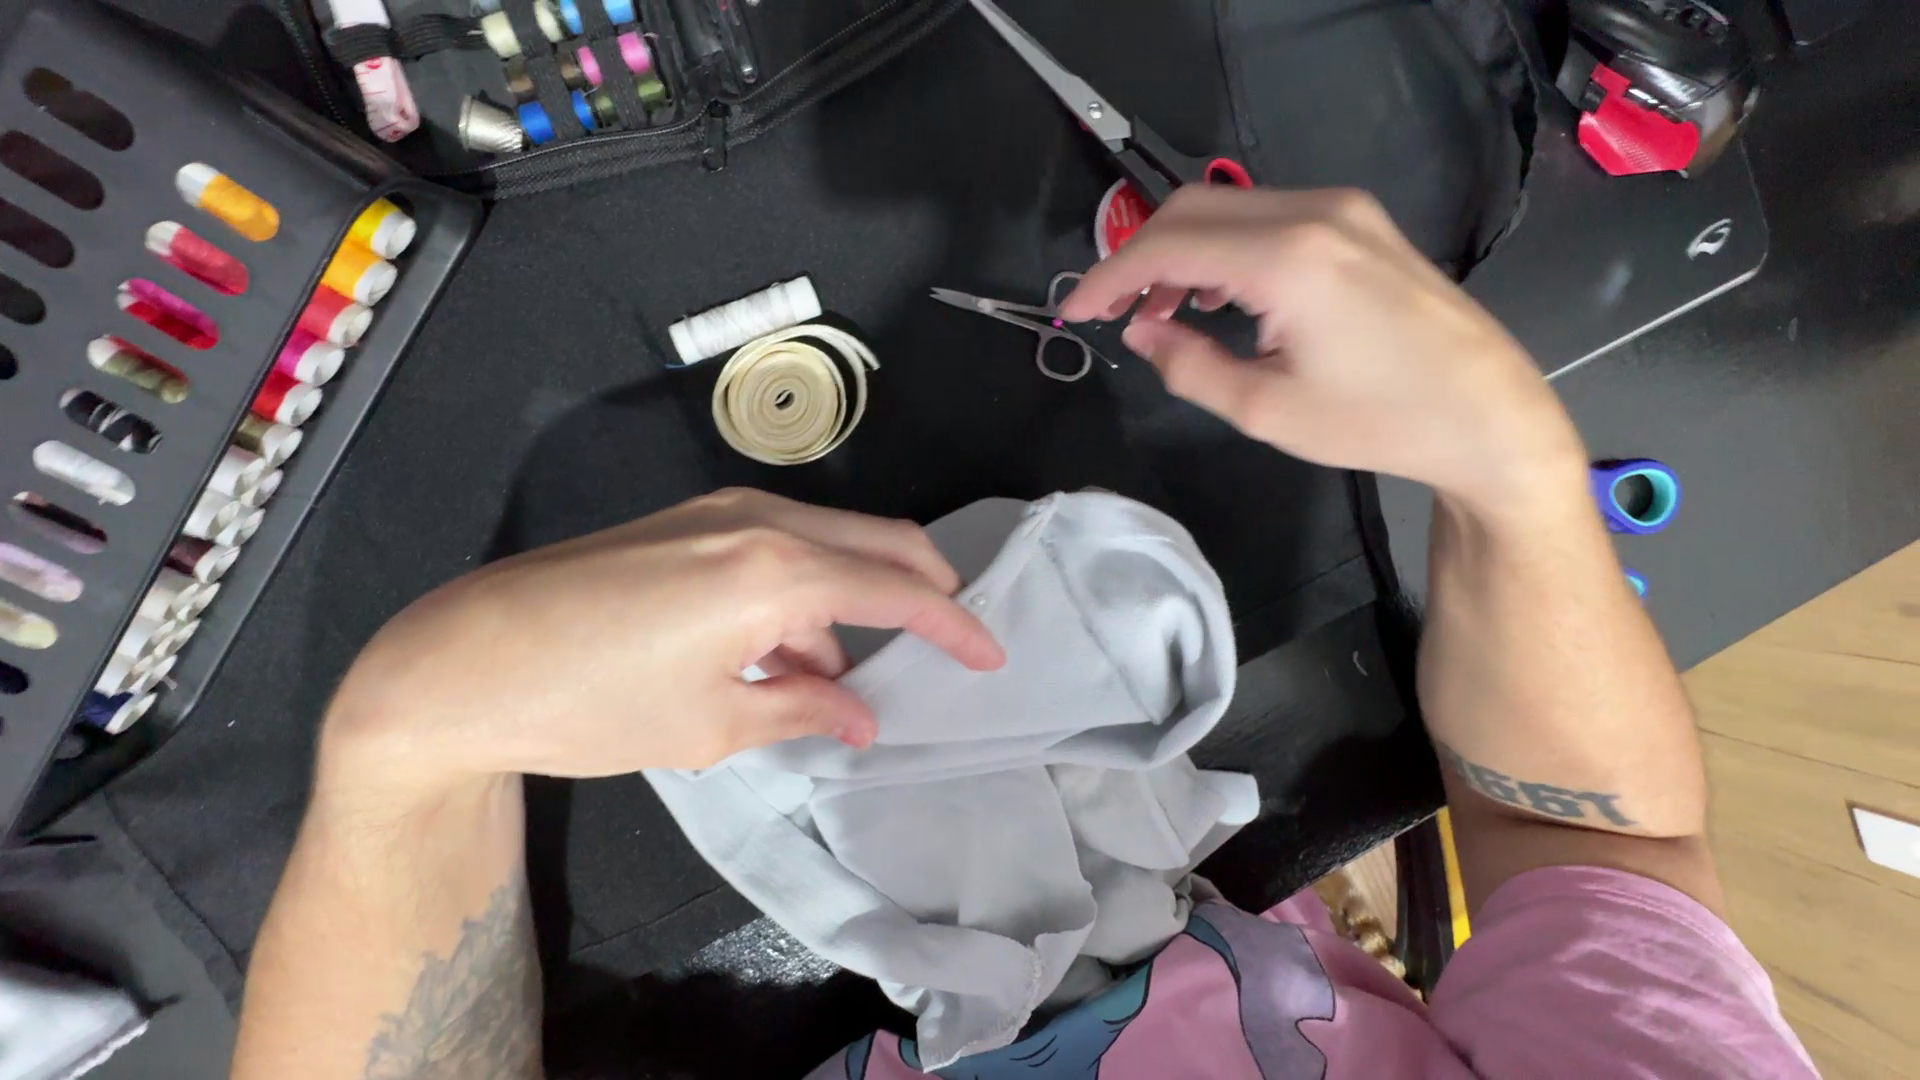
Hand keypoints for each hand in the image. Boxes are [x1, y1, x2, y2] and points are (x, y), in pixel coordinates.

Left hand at [320, 490, 1004, 795]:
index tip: (989, 656)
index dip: (953, 626)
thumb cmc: (594, 705)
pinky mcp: (697, 517)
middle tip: (946, 639)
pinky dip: (808, 588)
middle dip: (925, 586)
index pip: (897, 590)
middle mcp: (762, 520)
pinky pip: (785, 543)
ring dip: (855, 596)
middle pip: (882, 539)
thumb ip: (806, 709)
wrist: (464, 661)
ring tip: (829, 674)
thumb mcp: (713, 724)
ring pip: (835, 538)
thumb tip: (863, 715)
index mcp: (777, 573)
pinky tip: (780, 646)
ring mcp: (726, 509)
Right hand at [1061, 187, 1586, 507]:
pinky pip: (1263, 217)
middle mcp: (1311, 212)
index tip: (1074, 313)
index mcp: (1286, 259)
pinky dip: (1220, 250)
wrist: (1486, 413)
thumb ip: (1187, 366)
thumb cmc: (1375, 421)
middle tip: (1110, 313)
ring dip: (1176, 253)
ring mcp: (1340, 209)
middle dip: (1135, 258)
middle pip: (1189, 211)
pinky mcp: (1356, 221)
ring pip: (1224, 209)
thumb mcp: (1264, 409)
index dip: (1107, 278)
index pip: (1166, 247)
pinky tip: (1213, 298)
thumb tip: (1139, 332)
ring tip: (1157, 314)